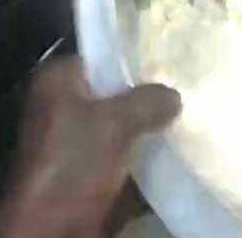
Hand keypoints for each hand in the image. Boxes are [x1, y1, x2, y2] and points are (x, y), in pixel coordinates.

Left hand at [0, 58, 180, 237]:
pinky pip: (119, 166)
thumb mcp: (114, 124)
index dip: (130, 57)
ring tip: (184, 123)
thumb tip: (174, 95)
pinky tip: (172, 162)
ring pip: (117, 133)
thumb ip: (147, 101)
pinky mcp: (82, 185)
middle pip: (111, 96)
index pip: (99, 56)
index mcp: (57, 81)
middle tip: (181, 91)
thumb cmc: (72, 167)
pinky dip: (141, 168)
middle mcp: (60, 109)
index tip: (165, 59)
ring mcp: (71, 149)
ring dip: (145, 135)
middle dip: (143, 99)